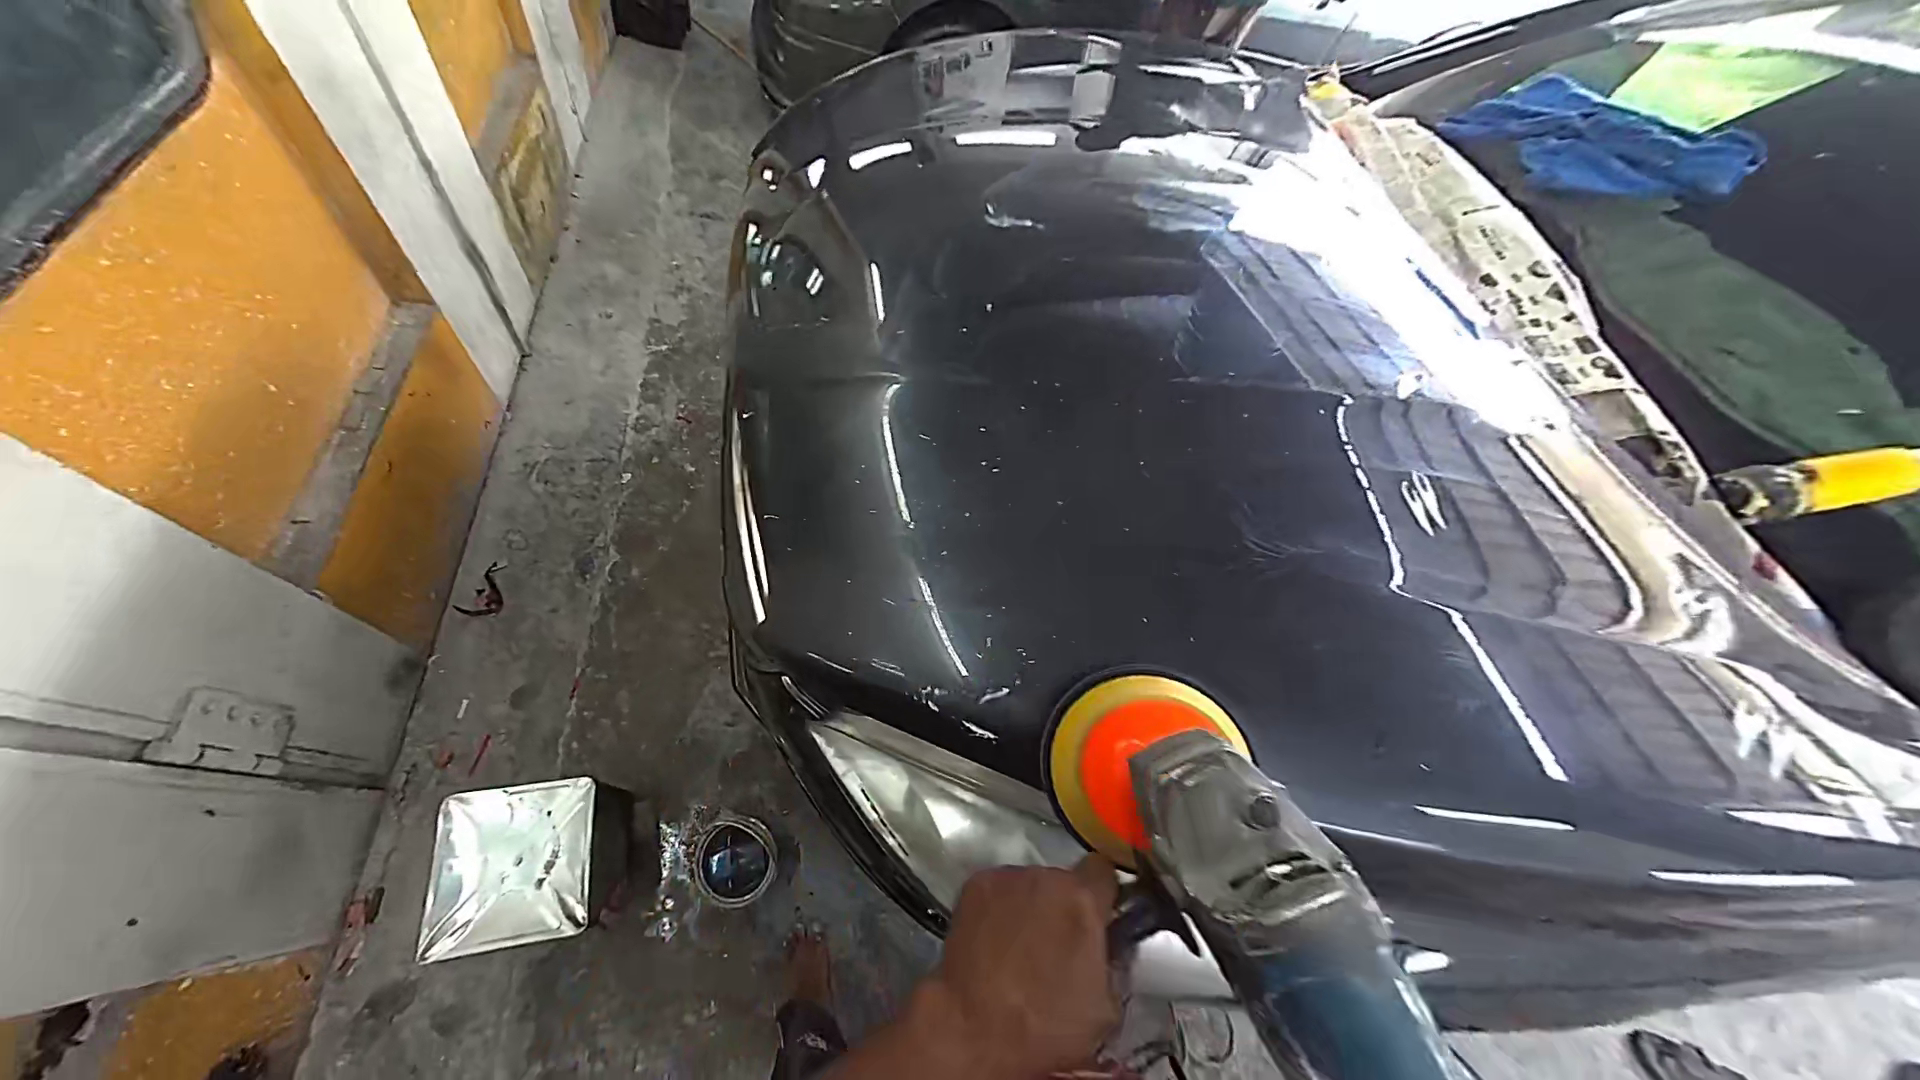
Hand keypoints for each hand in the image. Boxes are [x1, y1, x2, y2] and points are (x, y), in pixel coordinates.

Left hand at [917, 857, 1120, 1076]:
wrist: (974, 1026)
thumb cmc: (1043, 1024)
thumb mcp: (1104, 1006)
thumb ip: (1112, 959)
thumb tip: (1108, 944)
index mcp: (1083, 901)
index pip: (1103, 871)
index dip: (1103, 893)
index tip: (1100, 913)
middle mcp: (1046, 877)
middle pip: (1064, 881)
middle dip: (1063, 906)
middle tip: (1056, 943)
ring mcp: (1008, 877)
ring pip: (1030, 885)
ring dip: (1032, 905)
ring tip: (1020, 944)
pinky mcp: (977, 884)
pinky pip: (999, 889)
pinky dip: (1000, 906)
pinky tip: (995, 938)